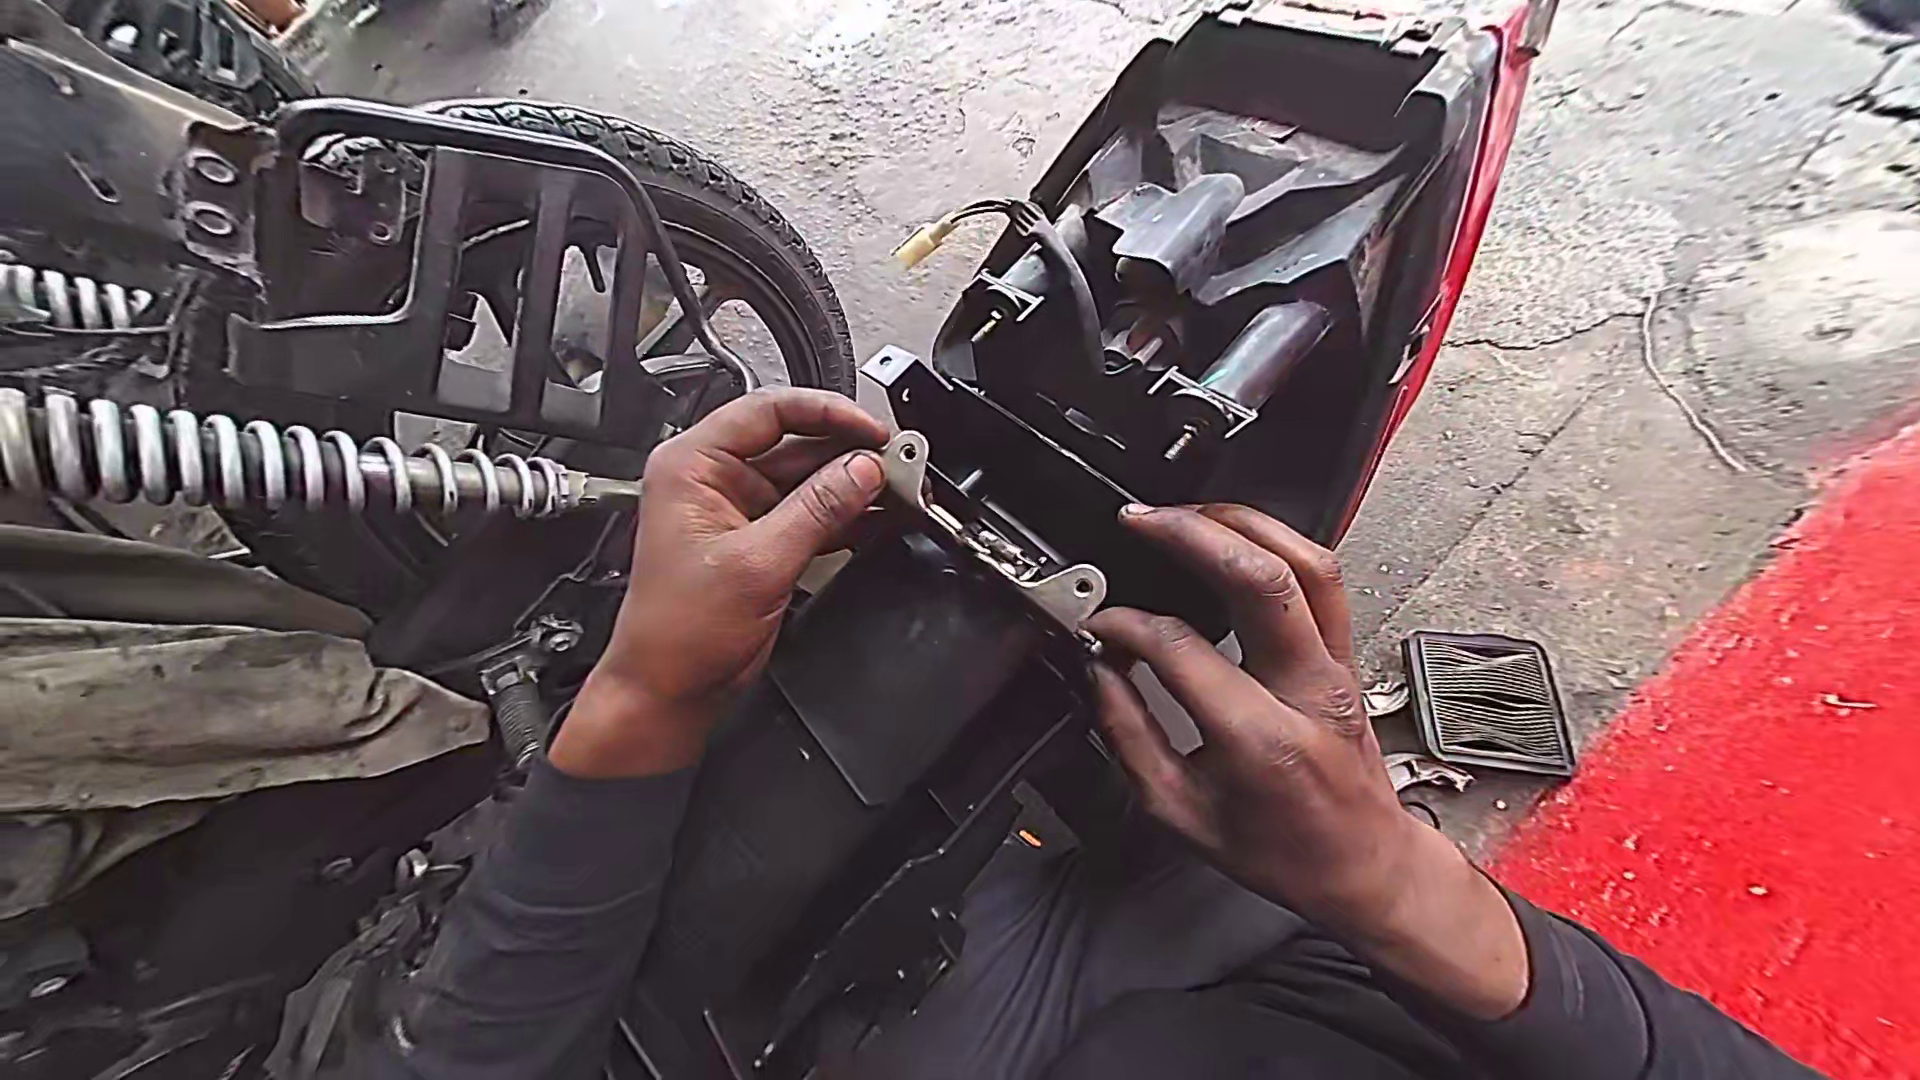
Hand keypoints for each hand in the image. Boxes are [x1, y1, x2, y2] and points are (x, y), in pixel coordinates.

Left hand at [550, 388, 889, 778]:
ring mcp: (747, 510)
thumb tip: (863, 470)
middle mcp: (719, 480)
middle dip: (851, 452)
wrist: (673, 688)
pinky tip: (882, 515)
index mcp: (695, 466)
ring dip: (857, 484)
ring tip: (899, 487)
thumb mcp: (756, 562)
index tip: (871, 429)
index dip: (828, 412)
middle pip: (799, 443)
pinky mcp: (769, 539)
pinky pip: (818, 513)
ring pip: (814, 479)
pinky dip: (851, 514)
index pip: (770, 411)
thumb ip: (817, 510)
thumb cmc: (678, 631)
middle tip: (897, 461)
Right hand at [1087, 504, 1527, 1018]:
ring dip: (1237, 523)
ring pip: (1303, 561)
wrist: (1363, 863)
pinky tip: (1231, 532)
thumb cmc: (1278, 849)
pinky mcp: (1344, 652)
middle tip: (1139, 521)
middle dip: (1190, 535)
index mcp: (1262, 741)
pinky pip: (1319, 574)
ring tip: (1181, 513)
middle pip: (1261, 581)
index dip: (1125, 626)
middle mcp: (1309, 692)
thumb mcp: (1177, 809)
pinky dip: (1271, 538)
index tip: (1099, 626)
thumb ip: (1126, 732)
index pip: (1179, 648)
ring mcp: (1336, 665)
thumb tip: (1098, 667)